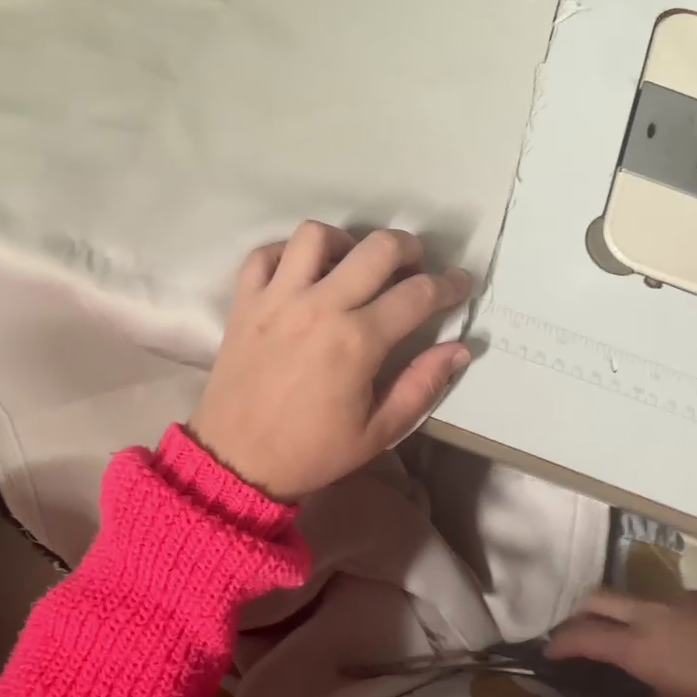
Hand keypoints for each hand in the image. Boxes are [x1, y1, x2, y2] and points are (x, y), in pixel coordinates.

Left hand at [187, 221, 473, 501]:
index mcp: (358, 341)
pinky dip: (286, 254)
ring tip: (353, 263)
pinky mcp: (244, 301)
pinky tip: (302, 273)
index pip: (418, 294)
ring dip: (344, 241)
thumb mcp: (379, 431)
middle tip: (415, 265)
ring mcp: (277, 298)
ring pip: (316, 235)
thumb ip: (422, 385)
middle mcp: (320, 306)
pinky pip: (265, 254)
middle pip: (377, 248)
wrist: (236, 461)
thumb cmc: (312, 451)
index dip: (449, 284)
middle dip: (409, 248)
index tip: (460, 284)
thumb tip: (460, 348)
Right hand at [546, 590, 696, 696]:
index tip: (548, 657)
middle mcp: (651, 612)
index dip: (558, 645)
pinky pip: (665, 601)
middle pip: (596, 598)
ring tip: (625, 643)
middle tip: (578, 642)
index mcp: (638, 646)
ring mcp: (680, 599)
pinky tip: (674, 643)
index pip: (579, 634)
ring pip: (631, 597)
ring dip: (616, 614)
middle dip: (578, 616)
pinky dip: (652, 616)